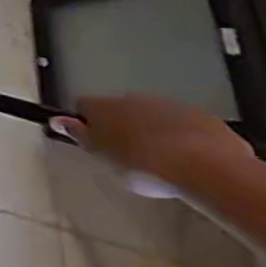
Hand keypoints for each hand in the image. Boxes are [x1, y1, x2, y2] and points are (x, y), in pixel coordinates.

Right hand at [50, 95, 255, 184]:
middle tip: (130, 157)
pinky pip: (185, 124)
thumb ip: (80, 136)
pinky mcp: (202, 117)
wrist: (207, 168)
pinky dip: (184, 138)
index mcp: (104, 107)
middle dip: (123, 127)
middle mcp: (133, 98)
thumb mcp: (103, 158)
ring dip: (154, 131)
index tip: (94, 143)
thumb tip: (58, 120)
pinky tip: (192, 161)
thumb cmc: (145, 167)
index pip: (83, 106)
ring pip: (153, 115)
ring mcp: (169, 105)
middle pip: (120, 108)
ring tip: (163, 163)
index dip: (85, 123)